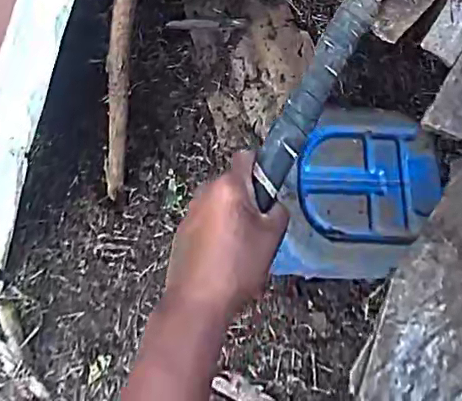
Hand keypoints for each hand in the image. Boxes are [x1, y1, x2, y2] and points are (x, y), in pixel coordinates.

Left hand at [162, 151, 290, 320]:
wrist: (196, 304)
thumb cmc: (236, 268)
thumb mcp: (271, 239)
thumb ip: (278, 212)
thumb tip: (274, 206)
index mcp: (229, 186)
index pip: (246, 157)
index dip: (261, 167)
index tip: (269, 187)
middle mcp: (206, 191)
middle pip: (233, 184)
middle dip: (247, 200)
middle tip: (260, 228)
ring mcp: (191, 211)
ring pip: (220, 204)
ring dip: (231, 217)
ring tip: (242, 249)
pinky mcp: (182, 231)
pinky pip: (206, 221)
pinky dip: (216, 232)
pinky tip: (223, 259)